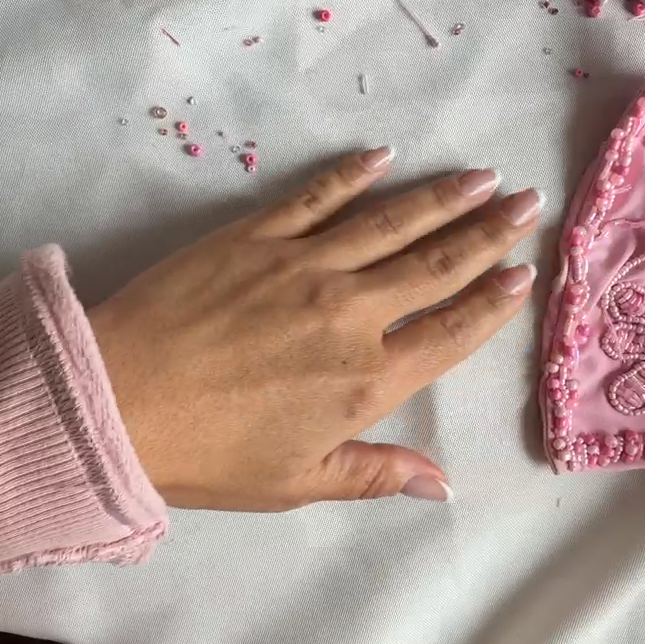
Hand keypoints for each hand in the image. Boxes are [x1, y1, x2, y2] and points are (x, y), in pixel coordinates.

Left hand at [89, 148, 540, 510]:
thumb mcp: (297, 482)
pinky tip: (386, 157)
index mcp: (365, 380)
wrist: (115, 401)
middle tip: (529, 202)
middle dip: (489, 233)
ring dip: (443, 197)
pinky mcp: (257, 235)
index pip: (450, 332)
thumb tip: (445, 486)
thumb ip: (376, 474)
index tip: (525, 273)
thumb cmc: (208, 454)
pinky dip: (355, 175)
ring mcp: (304, 265)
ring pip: (391, 223)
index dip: (491, 302)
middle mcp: (350, 313)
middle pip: (436, 265)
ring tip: (484, 177)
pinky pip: (318, 196)